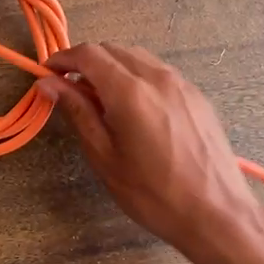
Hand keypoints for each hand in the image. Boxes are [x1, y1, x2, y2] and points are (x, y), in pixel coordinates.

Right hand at [36, 43, 259, 246]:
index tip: (46, 74)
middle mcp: (157, 77)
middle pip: (112, 49)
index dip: (62, 59)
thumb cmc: (152, 193)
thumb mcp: (104, 156)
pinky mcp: (197, 96)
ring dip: (111, 66)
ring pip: (137, 57)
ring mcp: (182, 84)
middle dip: (85, 62)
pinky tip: (132, 106)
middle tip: (68, 89)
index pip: (88, 54)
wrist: (218, 214)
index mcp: (130, 91)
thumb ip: (77, 112)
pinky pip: (158, 71)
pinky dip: (135, 75)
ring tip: (99, 98)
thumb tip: (48, 84)